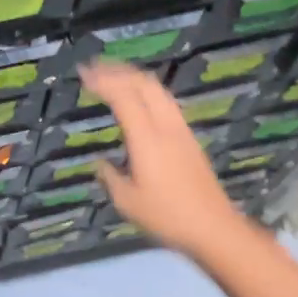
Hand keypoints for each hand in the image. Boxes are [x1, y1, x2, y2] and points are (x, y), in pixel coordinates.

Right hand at [79, 60, 253, 257]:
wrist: (214, 227)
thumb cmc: (167, 216)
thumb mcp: (127, 201)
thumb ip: (110, 176)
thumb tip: (101, 162)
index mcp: (146, 138)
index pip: (123, 96)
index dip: (103, 81)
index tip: (83, 73)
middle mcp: (166, 126)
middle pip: (144, 84)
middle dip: (118, 71)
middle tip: (95, 69)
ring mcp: (181, 130)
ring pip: (158, 90)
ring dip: (134, 78)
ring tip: (114, 77)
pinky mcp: (189, 138)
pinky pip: (166, 102)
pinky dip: (146, 91)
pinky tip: (138, 100)